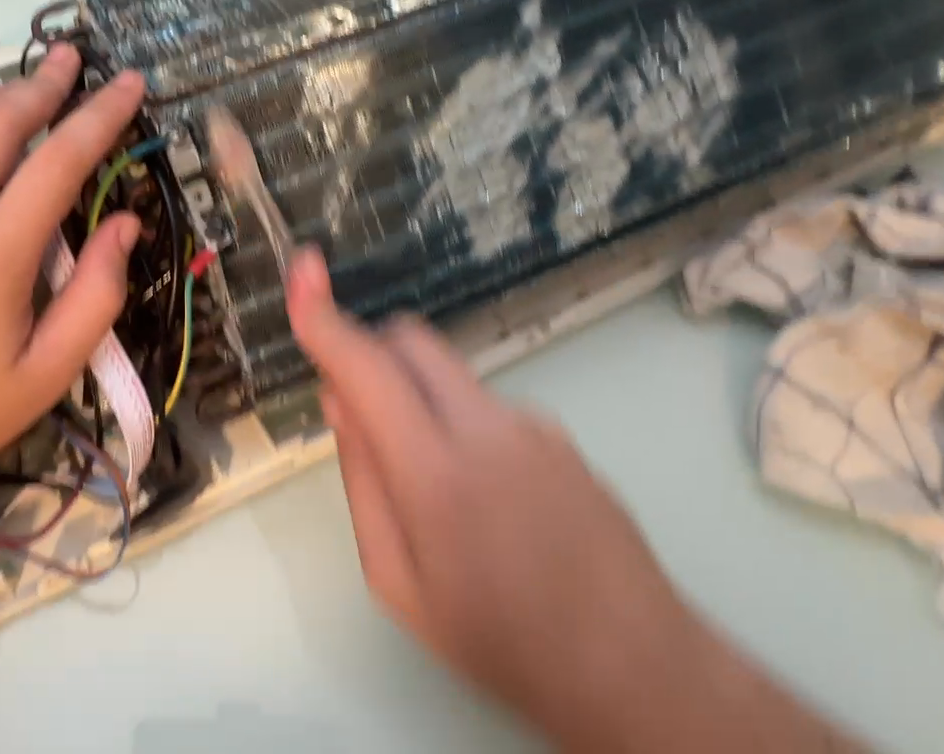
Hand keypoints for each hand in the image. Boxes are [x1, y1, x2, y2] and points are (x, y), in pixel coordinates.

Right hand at [284, 246, 851, 750]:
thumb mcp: (396, 581)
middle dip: (369, 352)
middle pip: (410, 340)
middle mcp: (488, 428)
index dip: (324, 315)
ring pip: (447, 374)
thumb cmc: (498, 640)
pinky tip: (483, 498)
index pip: (366, 368)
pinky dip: (457, 422)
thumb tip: (342, 402)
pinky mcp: (562, 437)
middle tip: (356, 412)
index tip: (303, 271)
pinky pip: (485, 404)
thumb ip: (362, 482)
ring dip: (414, 396)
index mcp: (435, 472)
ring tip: (433, 487)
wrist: (640, 672)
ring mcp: (535, 426)